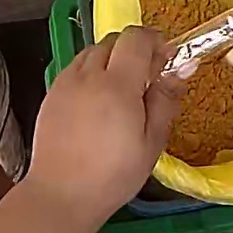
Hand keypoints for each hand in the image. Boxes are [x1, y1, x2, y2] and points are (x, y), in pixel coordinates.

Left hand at [26, 27, 182, 226]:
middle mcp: (87, 76)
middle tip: (148, 81)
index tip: (167, 61)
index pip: (136, 39)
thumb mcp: (152, 141)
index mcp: (117, 85)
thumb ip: (165, 100)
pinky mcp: (51, 94)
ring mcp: (65, 83)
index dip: (156, 43)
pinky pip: (77, 69)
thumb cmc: (114, 174)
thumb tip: (181, 68)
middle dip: (135, 51)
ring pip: (93, 52)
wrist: (63, 194)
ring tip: (123, 93)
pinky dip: (93, 74)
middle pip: (114, 41)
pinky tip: (100, 104)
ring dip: (113, 61)